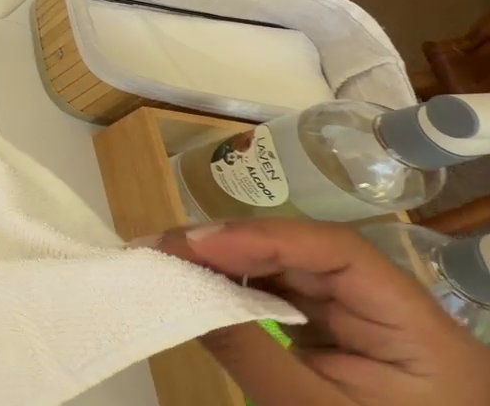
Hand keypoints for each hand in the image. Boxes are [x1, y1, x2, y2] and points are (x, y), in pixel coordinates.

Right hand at [158, 218, 489, 405]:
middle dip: (230, 246)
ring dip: (225, 260)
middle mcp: (399, 313)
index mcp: (421, 333)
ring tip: (169, 260)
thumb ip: (245, 346)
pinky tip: (199, 282)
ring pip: (289, 267)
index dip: (263, 236)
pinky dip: (236, 283)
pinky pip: (284, 292)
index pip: (341, 252)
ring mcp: (370, 322)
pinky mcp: (340, 332)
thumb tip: (170, 283)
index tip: (193, 243)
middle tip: (161, 248)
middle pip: (309, 255)